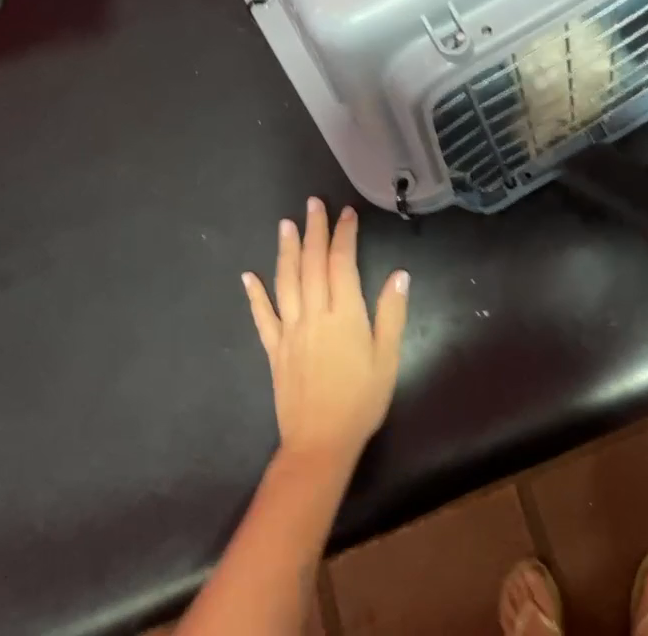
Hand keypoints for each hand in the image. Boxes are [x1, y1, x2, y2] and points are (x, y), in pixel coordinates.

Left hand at [241, 198, 410, 468]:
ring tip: (286, 225)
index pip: (342, 264)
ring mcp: (290, 331)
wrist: (320, 442)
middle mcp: (314, 315)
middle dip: (314, 232)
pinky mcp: (274, 350)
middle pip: (312, 265)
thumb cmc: (362, 401)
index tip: (347, 213)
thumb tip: (399, 274)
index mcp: (345, 316)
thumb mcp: (388, 358)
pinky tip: (248, 276)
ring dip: (286, 251)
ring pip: (285, 282)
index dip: (344, 236)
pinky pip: (262, 316)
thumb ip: (391, 314)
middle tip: (314, 204)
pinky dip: (255, 294)